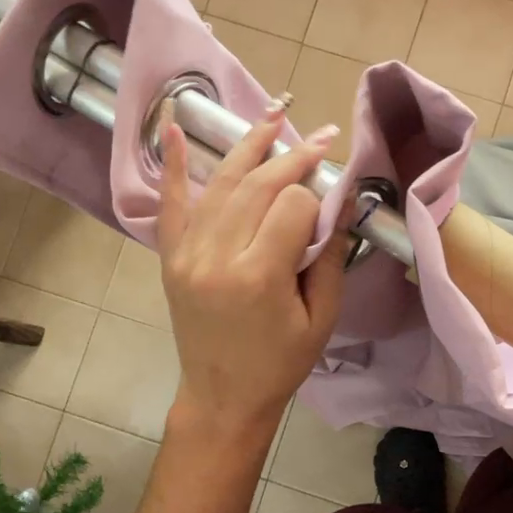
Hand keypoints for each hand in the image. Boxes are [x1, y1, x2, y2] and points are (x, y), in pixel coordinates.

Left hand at [155, 97, 348, 429]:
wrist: (223, 397)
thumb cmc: (280, 364)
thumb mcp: (321, 319)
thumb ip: (329, 258)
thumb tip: (341, 202)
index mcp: (259, 277)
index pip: (292, 207)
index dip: (318, 198)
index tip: (333, 199)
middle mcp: (218, 257)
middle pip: (257, 186)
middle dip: (293, 156)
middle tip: (321, 136)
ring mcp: (188, 254)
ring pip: (220, 184)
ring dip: (248, 146)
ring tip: (275, 115)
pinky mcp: (171, 257)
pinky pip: (171, 204)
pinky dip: (171, 164)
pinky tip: (172, 126)